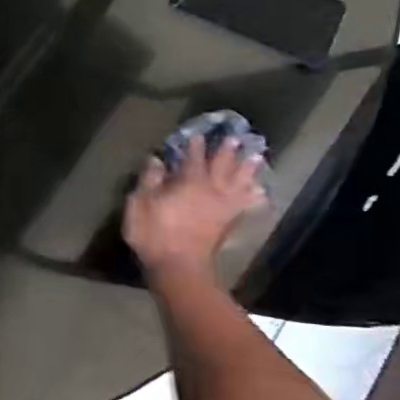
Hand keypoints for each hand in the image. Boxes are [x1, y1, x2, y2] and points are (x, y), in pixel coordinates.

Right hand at [123, 135, 267, 278]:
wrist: (179, 265)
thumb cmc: (153, 232)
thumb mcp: (140, 203)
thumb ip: (149, 180)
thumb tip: (156, 159)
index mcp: (188, 182)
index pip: (193, 158)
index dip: (194, 146)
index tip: (197, 134)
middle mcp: (211, 189)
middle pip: (222, 165)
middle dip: (227, 150)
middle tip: (235, 137)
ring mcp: (224, 205)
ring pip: (240, 181)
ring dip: (247, 167)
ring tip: (255, 156)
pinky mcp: (229, 221)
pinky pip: (245, 203)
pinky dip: (254, 195)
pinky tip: (259, 190)